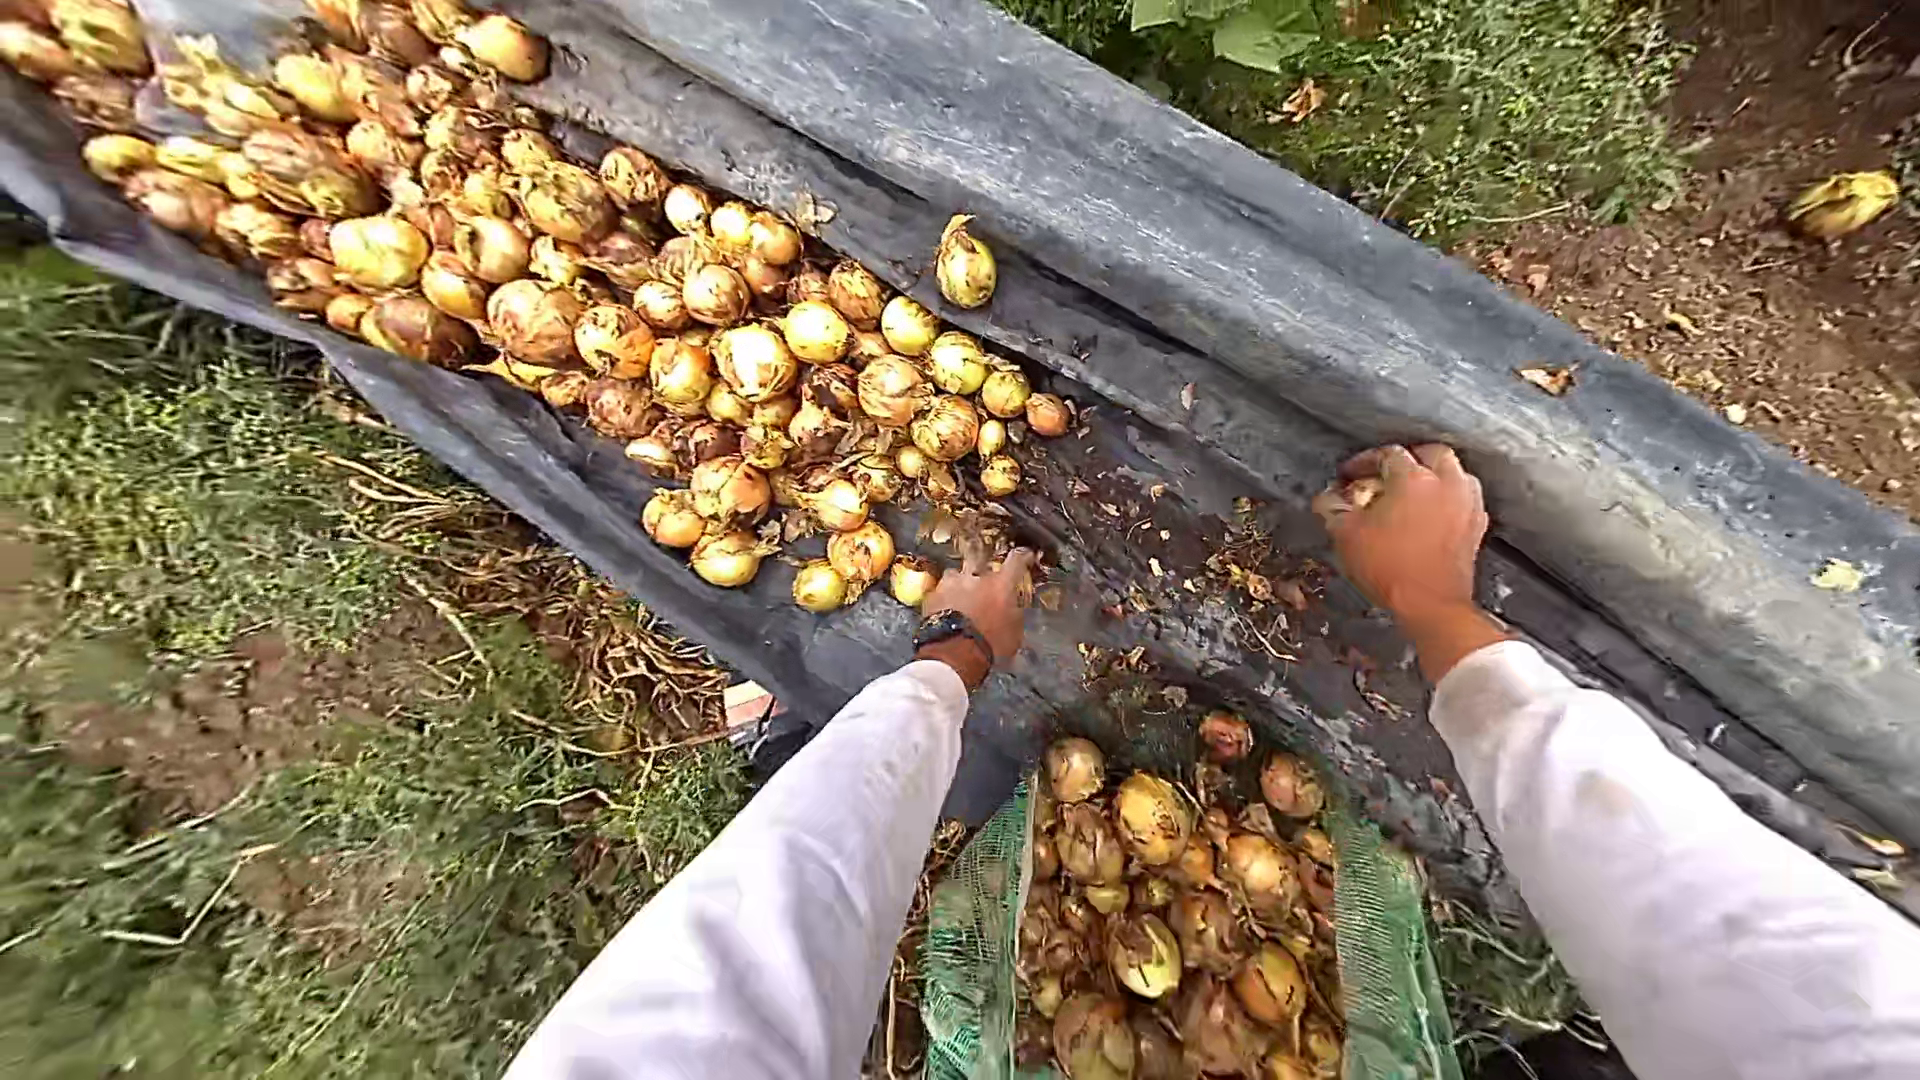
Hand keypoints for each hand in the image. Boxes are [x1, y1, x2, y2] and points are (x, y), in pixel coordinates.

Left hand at [917, 542, 1039, 688]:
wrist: (953, 655)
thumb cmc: (990, 646)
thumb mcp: (1014, 634)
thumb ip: (1014, 614)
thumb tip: (1012, 609)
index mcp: (1001, 585)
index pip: (1016, 561)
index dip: (1023, 556)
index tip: (1025, 555)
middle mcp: (976, 577)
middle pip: (981, 561)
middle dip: (983, 570)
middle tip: (984, 585)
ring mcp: (951, 583)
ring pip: (956, 575)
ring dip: (960, 584)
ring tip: (960, 600)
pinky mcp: (932, 594)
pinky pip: (940, 591)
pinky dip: (944, 598)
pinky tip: (945, 610)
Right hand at [1313, 444, 1506, 680]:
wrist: (1429, 603)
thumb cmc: (1386, 566)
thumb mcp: (1344, 533)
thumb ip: (1332, 508)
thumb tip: (1327, 498)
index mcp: (1413, 479)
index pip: (1388, 454)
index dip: (1363, 461)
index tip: (1348, 474)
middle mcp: (1447, 484)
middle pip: (1430, 452)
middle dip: (1406, 458)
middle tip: (1383, 472)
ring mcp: (1467, 504)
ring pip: (1454, 471)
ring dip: (1431, 474)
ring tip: (1408, 489)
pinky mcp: (1476, 525)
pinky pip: (1464, 496)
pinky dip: (1446, 496)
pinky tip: (1428, 511)